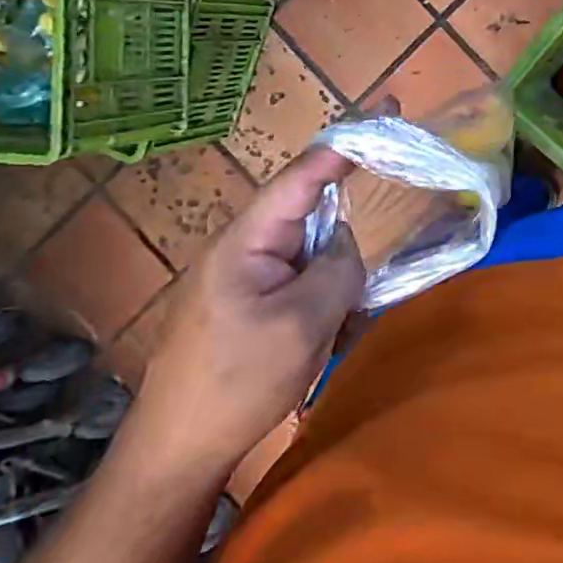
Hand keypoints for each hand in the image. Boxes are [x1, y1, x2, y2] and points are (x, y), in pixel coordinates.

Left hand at [122, 149, 365, 480]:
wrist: (176, 453)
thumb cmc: (236, 383)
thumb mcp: (303, 323)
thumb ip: (339, 267)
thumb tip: (347, 246)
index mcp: (249, 240)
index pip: (305, 175)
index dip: (348, 141)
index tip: (387, 109)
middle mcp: (247, 248)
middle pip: (316, 219)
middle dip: (343, 252)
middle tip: (350, 296)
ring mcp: (248, 277)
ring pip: (315, 257)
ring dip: (335, 290)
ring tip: (330, 338)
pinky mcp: (253, 303)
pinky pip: (305, 285)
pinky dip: (324, 308)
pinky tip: (320, 347)